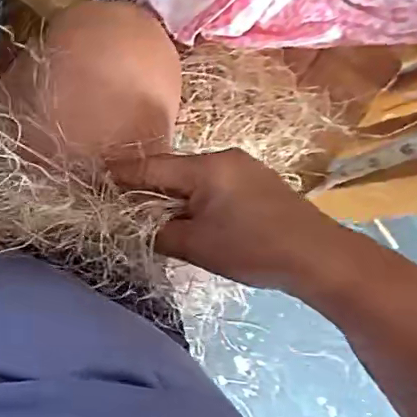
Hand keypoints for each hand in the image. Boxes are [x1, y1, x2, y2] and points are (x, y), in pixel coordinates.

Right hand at [110, 150, 365, 293]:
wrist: (323, 259)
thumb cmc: (254, 250)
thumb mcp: (195, 245)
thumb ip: (157, 231)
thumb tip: (134, 225)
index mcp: (206, 167)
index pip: (150, 168)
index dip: (119, 174)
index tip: (93, 176)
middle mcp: (223, 158)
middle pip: (170, 169)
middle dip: (144, 185)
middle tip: (118, 201)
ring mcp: (243, 166)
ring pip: (191, 176)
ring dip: (170, 193)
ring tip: (151, 213)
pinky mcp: (257, 180)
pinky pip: (211, 182)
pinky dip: (193, 196)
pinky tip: (188, 214)